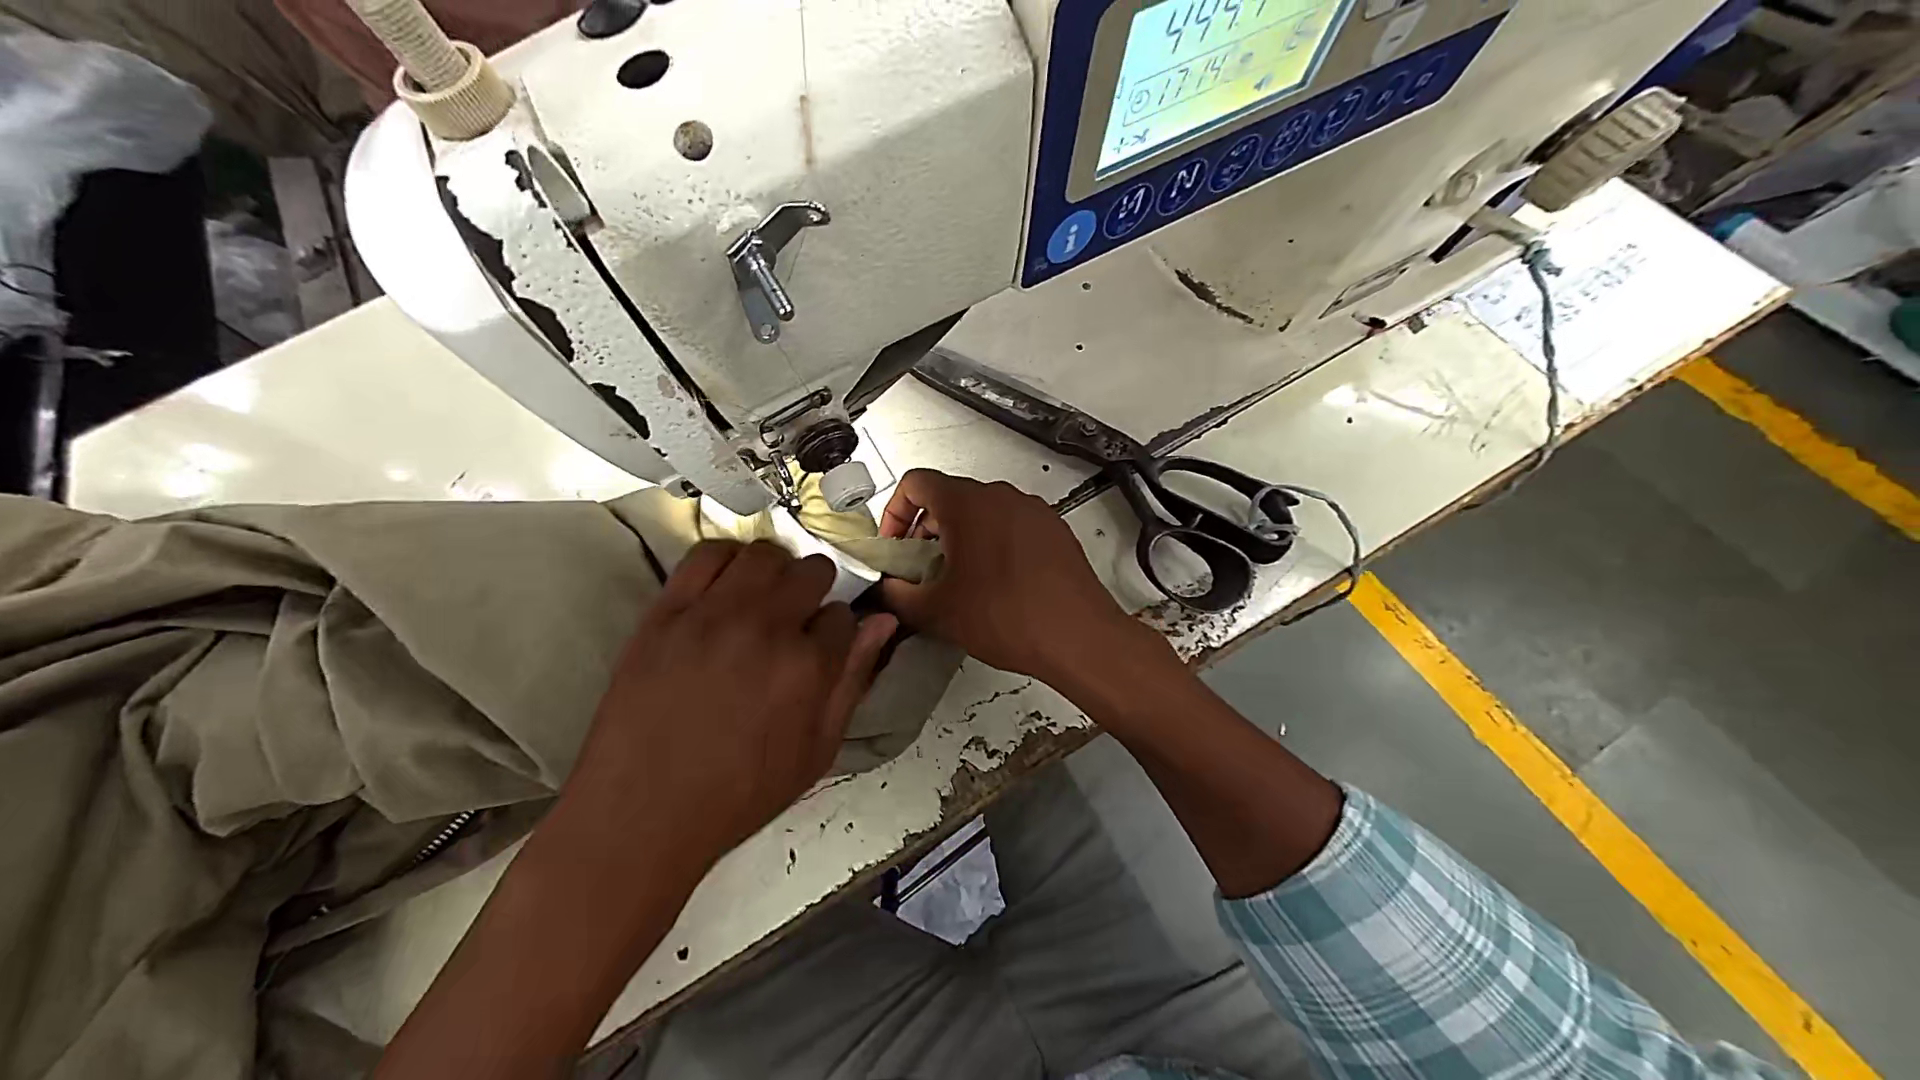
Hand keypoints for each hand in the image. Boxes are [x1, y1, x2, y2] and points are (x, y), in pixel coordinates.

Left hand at [557, 541, 897, 871]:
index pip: (843, 616)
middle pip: (811, 572)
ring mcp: (712, 615)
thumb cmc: (738, 793)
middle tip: (798, 617)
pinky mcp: (666, 612)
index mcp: (808, 668)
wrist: (641, 812)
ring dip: (776, 570)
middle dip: (816, 591)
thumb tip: (882, 623)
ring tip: (764, 596)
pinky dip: (726, 559)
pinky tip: (727, 585)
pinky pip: (705, 554)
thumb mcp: (817, 751)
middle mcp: (765, 629)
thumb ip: (854, 681)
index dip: (839, 630)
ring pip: (764, 555)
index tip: (823, 645)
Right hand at [877, 469, 1169, 690]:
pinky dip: (992, 544)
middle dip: (926, 530)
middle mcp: (1002, 497)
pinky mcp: (1054, 530)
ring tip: (957, 579)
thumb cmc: (1012, 616)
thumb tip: (890, 590)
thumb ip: (899, 595)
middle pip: (949, 496)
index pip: (915, 483)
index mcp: (967, 503)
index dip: (894, 512)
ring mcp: (1032, 511)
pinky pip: (1012, 526)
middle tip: (920, 567)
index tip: (896, 543)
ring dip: (960, 538)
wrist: (1077, 636)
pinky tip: (992, 583)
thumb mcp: (937, 611)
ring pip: (982, 511)